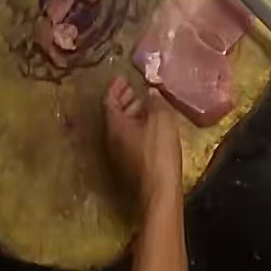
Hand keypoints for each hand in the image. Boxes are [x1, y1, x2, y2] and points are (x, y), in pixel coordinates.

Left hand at [105, 76, 183, 217]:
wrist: (160, 193)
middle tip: (132, 87)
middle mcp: (112, 139)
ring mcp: (120, 154)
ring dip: (131, 112)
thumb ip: (155, 101)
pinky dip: (136, 125)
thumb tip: (150, 91)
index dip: (115, 87)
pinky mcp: (130, 164)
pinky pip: (129, 137)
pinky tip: (151, 124)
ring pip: (121, 126)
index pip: (109, 101)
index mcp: (114, 126)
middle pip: (113, 114)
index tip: (122, 77)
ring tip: (144, 103)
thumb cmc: (158, 152)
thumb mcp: (161, 120)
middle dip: (123, 98)